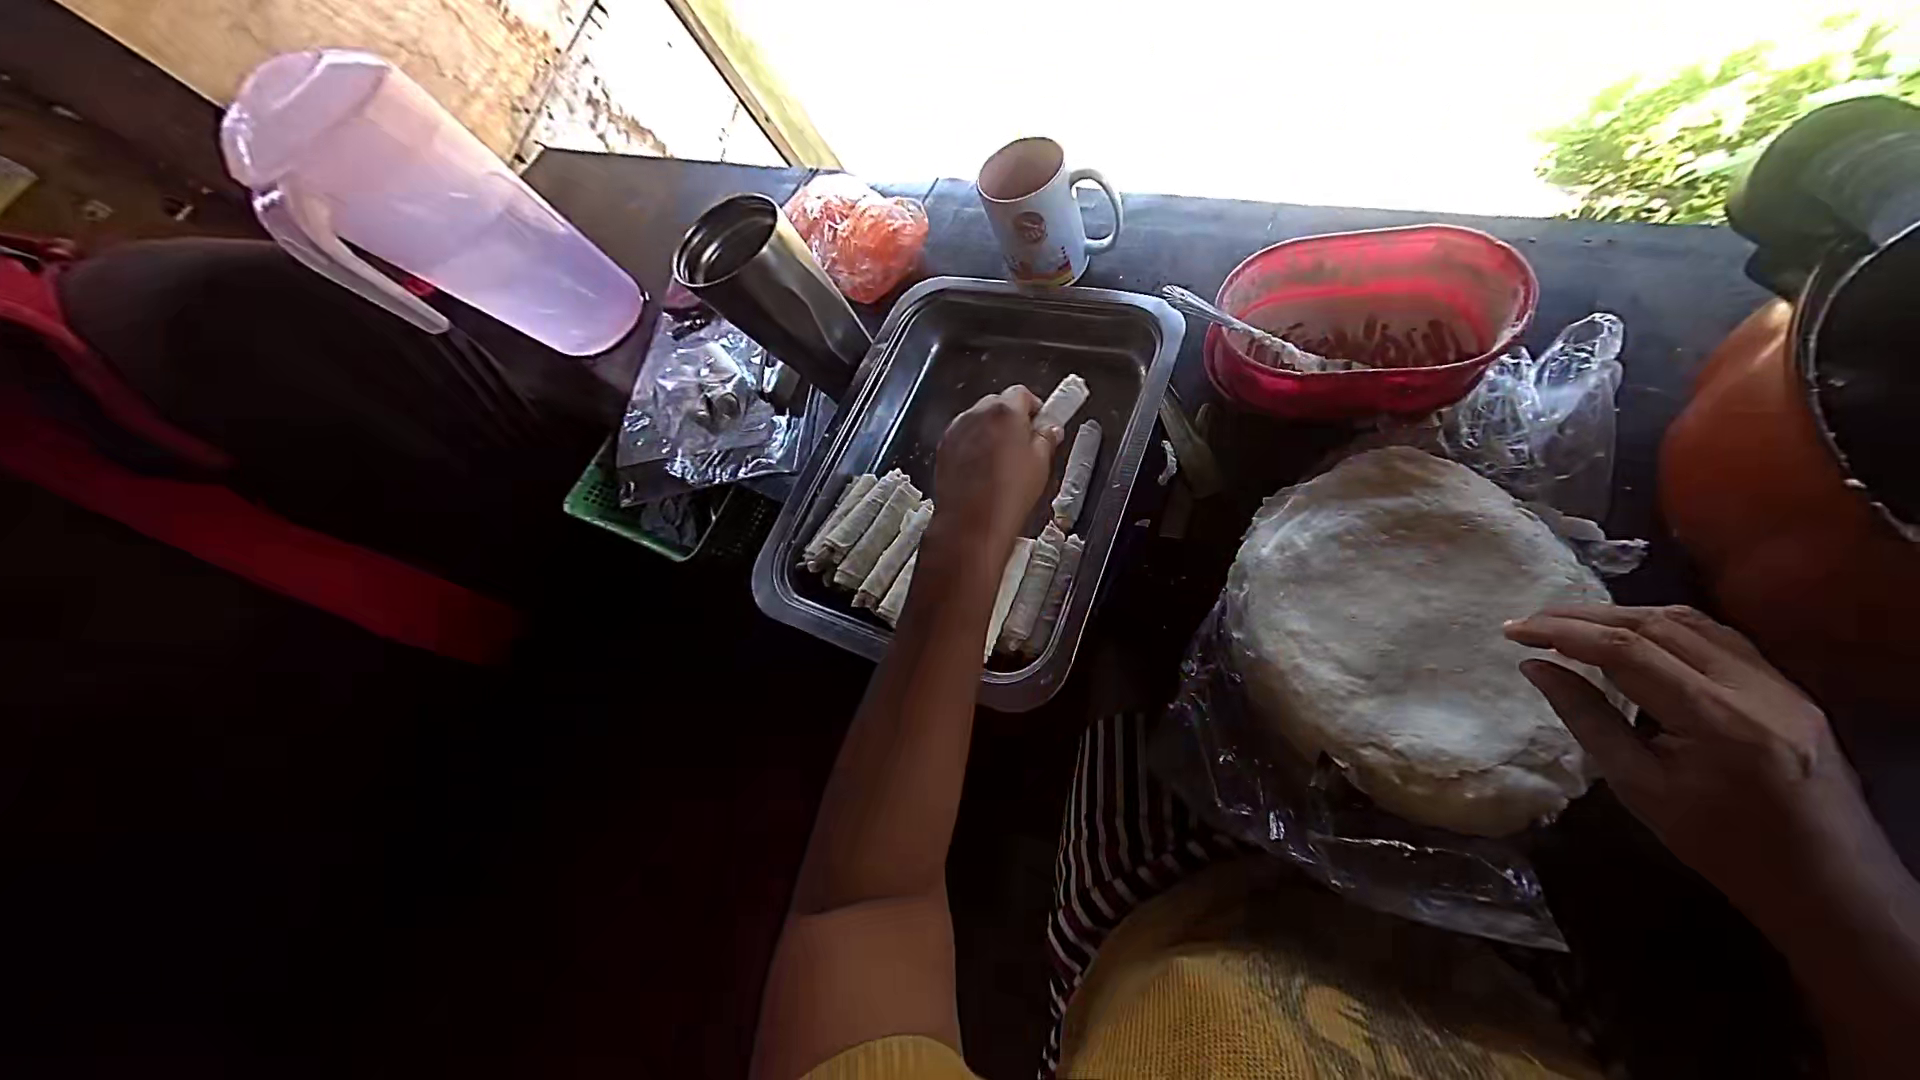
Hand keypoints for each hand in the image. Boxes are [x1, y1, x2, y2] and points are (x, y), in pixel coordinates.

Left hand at [927, 386, 1059, 552]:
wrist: (972, 524)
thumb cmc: (1006, 496)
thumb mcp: (1041, 464)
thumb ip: (1046, 438)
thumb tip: (1050, 430)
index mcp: (1004, 411)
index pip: (1022, 393)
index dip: (1035, 408)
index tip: (1041, 422)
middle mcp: (976, 414)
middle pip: (998, 404)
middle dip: (1012, 419)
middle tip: (1025, 443)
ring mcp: (956, 431)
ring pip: (978, 421)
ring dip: (991, 433)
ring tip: (1004, 463)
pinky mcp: (944, 448)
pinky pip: (963, 438)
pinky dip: (974, 446)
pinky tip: (984, 471)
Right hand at [1504, 604, 1879, 919]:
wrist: (1830, 884)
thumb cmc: (1720, 843)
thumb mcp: (1636, 784)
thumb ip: (1585, 717)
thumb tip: (1534, 666)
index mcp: (1719, 721)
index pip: (1626, 651)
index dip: (1560, 632)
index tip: (1511, 631)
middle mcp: (1758, 691)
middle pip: (1656, 625)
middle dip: (1581, 617)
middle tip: (1528, 622)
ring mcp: (1781, 686)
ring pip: (1688, 622)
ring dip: (1618, 614)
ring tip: (1567, 623)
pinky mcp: (1787, 689)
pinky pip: (1716, 636)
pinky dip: (1658, 624)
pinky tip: (1625, 633)